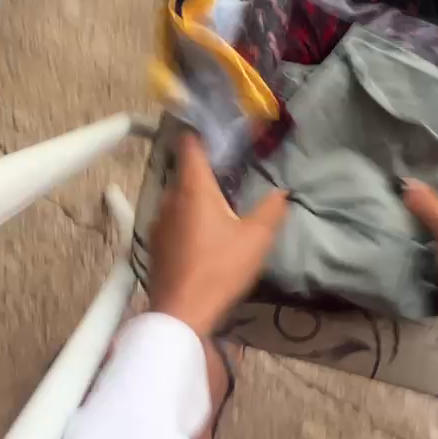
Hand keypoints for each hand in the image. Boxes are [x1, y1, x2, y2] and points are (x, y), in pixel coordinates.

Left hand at [149, 134, 290, 335]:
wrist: (182, 313)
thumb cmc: (219, 269)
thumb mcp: (256, 239)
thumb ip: (271, 210)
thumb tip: (281, 192)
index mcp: (194, 188)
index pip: (191, 145)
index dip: (201, 131)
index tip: (214, 125)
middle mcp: (170, 198)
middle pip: (186, 171)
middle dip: (205, 167)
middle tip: (229, 166)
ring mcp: (159, 221)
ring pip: (179, 196)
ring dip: (196, 194)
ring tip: (221, 199)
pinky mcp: (156, 243)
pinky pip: (173, 218)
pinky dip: (188, 215)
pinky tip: (205, 230)